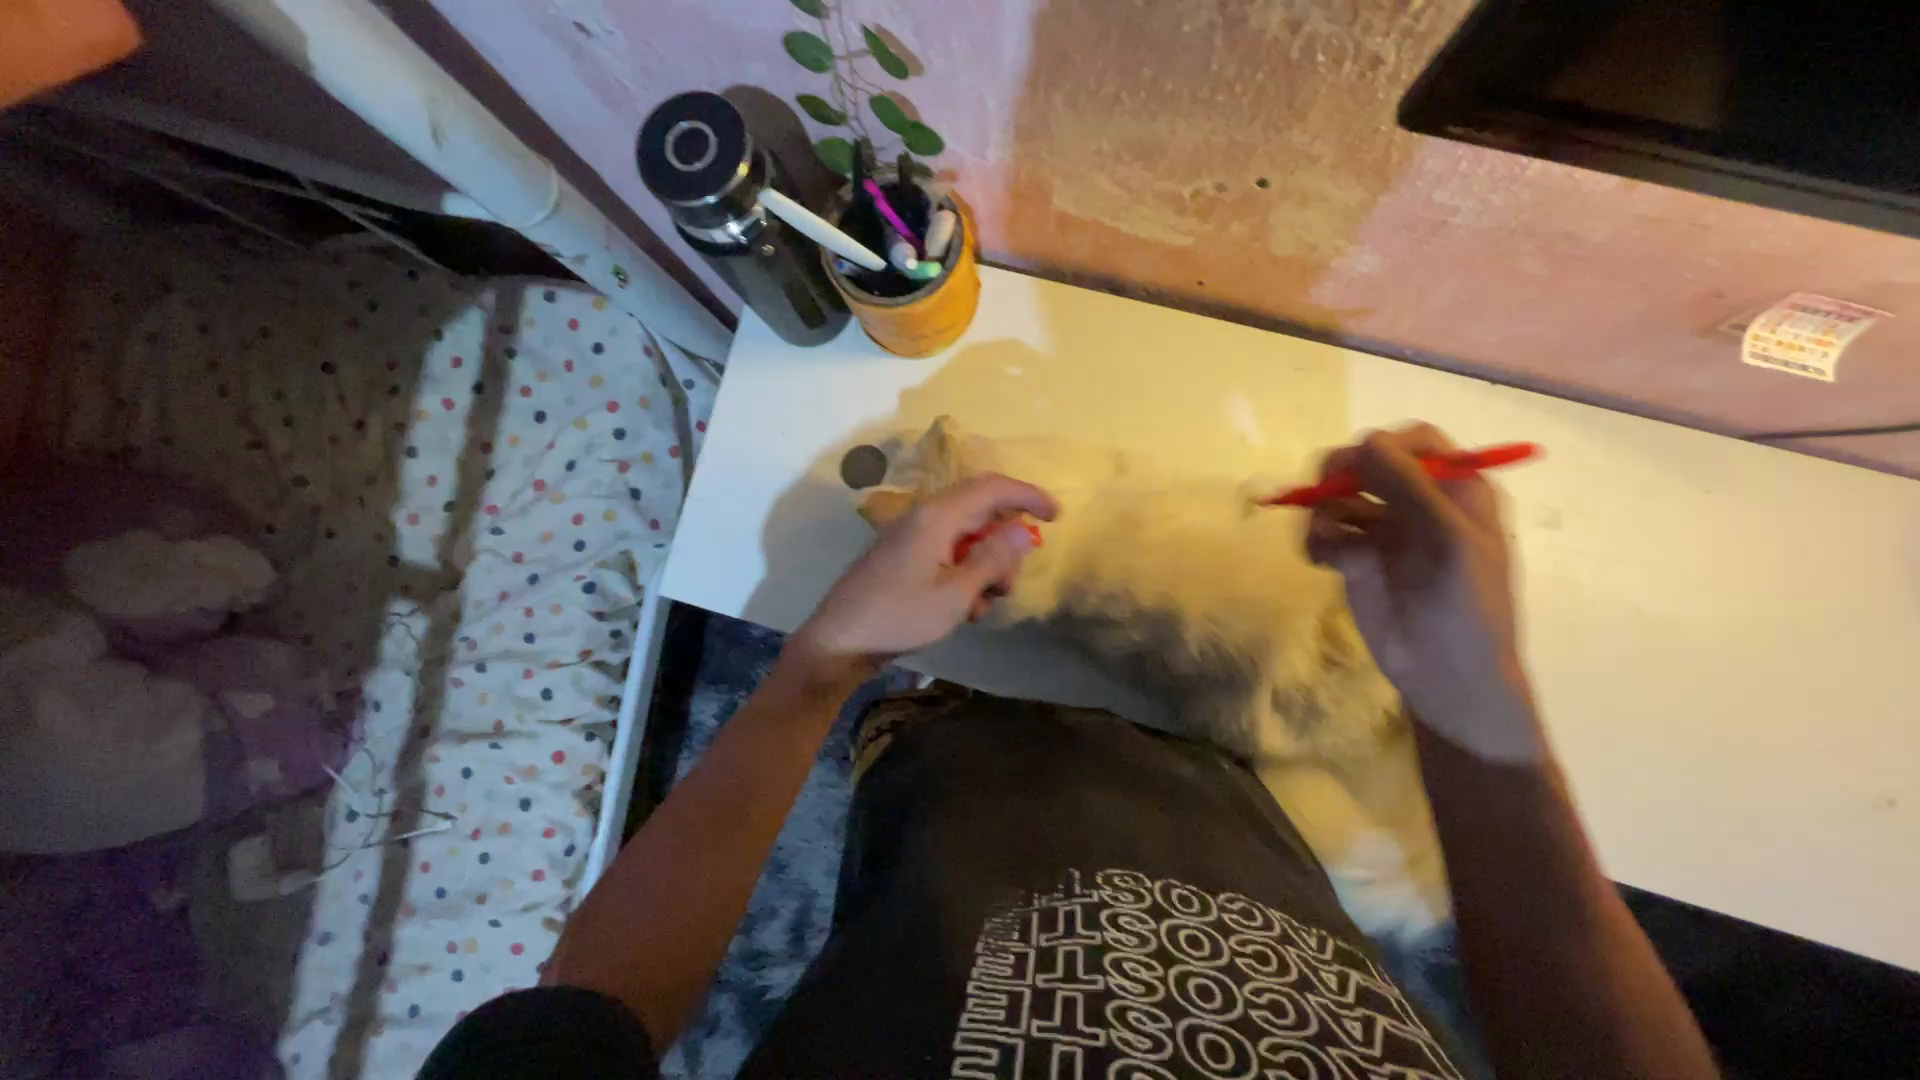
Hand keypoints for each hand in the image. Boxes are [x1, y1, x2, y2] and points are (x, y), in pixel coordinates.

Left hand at [793, 473, 1057, 670]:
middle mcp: (924, 516)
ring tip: (981, 607)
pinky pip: (948, 553)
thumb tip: (1023, 529)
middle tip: (1008, 587)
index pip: (993, 488)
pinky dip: (964, 575)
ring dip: (985, 568)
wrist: (839, 641)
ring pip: (967, 538)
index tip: (1056, 516)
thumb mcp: (956, 594)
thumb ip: (993, 560)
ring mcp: (911, 535)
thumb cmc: (899, 617)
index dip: (1028, 496)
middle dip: (1005, 547)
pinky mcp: (904, 556)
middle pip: (982, 513)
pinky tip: (962, 610)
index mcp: (937, 516)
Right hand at [1305, 423, 1546, 762]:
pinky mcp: (1352, 558)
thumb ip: (1409, 487)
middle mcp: (1415, 503)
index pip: (1416, 441)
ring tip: (1328, 543)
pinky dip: (1316, 541)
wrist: (1445, 677)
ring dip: (1323, 512)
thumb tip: (1364, 443)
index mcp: (1455, 491)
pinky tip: (1322, 562)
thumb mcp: (1449, 540)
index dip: (1387, 445)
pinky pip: (1322, 531)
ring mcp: (1381, 530)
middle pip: (1366, 462)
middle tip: (1326, 496)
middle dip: (1342, 476)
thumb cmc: (1464, 608)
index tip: (1362, 465)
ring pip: (1336, 496)